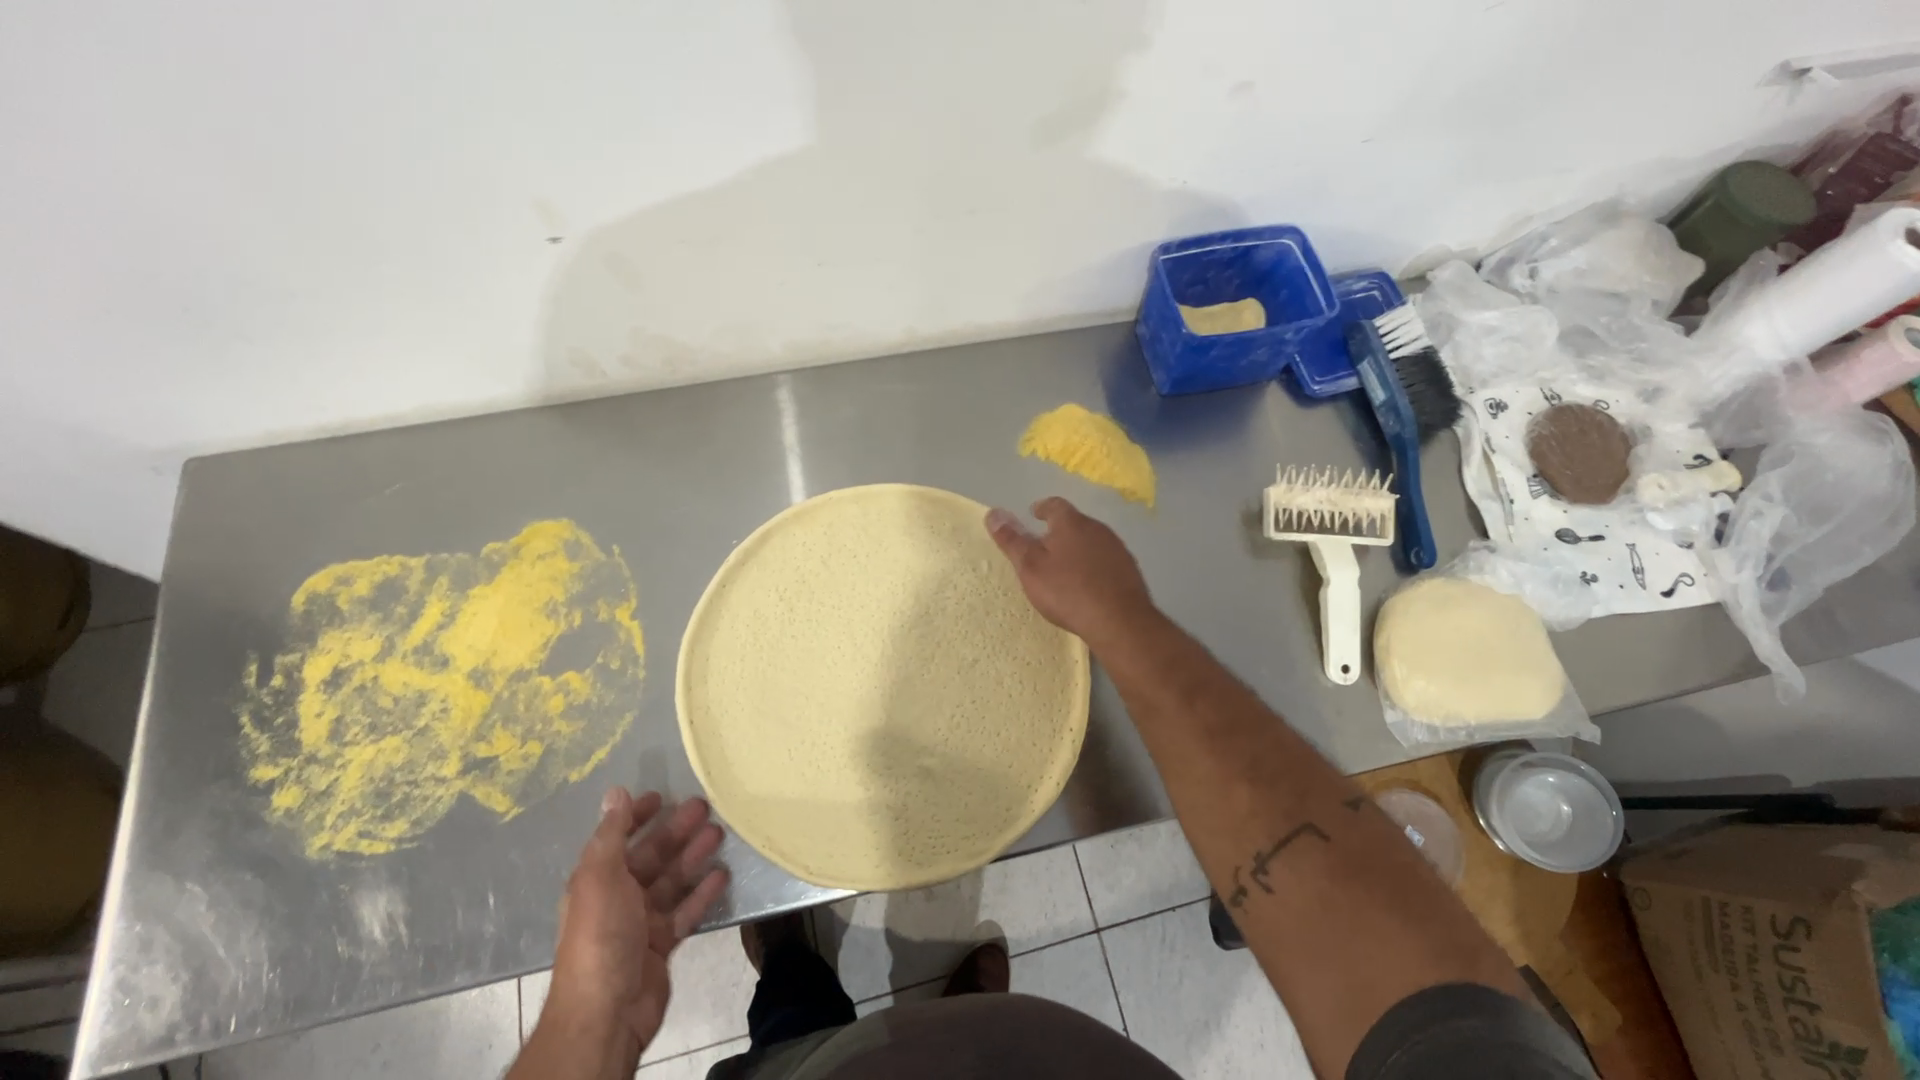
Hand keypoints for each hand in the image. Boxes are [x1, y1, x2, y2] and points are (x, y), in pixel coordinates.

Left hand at [542, 788, 728, 1058]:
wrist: (607, 1010)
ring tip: (719, 834)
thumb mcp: (600, 878)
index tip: (662, 796)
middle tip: (705, 807)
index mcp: (595, 880)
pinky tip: (722, 875)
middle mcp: (617, 898)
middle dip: (675, 832)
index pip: (617, 839)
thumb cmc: (600, 937)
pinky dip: (701, 893)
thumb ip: (611, 835)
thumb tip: (615, 792)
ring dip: (692, 857)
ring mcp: (640, 922)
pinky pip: (684, 911)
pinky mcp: (662, 944)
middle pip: (649, 857)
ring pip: (671, 881)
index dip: (636, 816)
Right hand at [984, 497, 1155, 644]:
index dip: (1042, 508)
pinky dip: (1094, 566)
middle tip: (1045, 546)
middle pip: (1075, 523)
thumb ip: (1012, 540)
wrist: (1118, 621)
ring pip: (1093, 541)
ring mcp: (1117, 549)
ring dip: (1079, 549)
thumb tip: (994, 513)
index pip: (1054, 505)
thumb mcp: (1030, 567)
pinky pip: (1106, 561)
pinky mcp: (1130, 570)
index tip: (1034, 514)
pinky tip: (1089, 584)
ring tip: (1066, 567)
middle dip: (1060, 531)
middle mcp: (1098, 528)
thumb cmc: (1067, 591)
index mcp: (1071, 523)